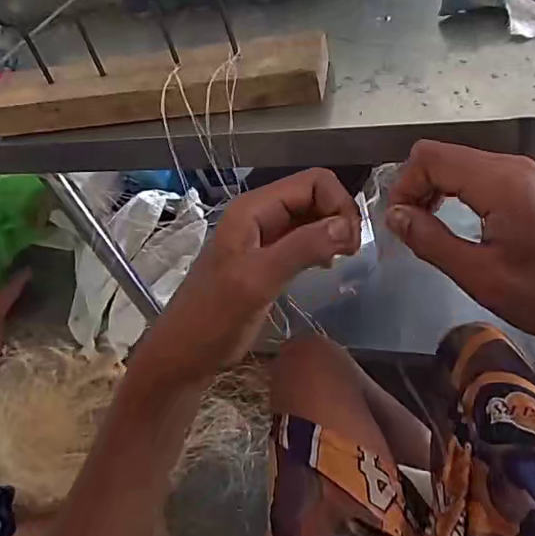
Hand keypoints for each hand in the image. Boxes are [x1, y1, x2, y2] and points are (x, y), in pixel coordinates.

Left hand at [137, 169, 360, 381]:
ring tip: (342, 260)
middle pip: (315, 196)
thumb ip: (301, 248)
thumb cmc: (213, 318)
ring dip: (333, 232)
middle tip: (350, 253)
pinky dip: (322, 247)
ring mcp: (263, 238)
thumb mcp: (258, 280)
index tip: (351, 242)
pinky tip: (327, 267)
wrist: (183, 354)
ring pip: (311, 218)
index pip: (313, 182)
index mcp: (253, 209)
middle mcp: (259, 215)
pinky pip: (303, 240)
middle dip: (339, 217)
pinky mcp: (267, 260)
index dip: (339, 204)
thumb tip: (347, 225)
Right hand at [385, 140, 534, 349]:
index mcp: (500, 183)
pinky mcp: (522, 184)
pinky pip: (471, 174)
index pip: (429, 158)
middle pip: (439, 154)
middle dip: (414, 187)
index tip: (400, 225)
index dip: (404, 187)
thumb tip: (393, 216)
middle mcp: (509, 166)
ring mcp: (518, 172)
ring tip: (425, 228)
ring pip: (453, 163)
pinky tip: (447, 221)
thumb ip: (430, 241)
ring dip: (430, 190)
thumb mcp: (480, 276)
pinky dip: (450, 192)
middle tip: (409, 229)